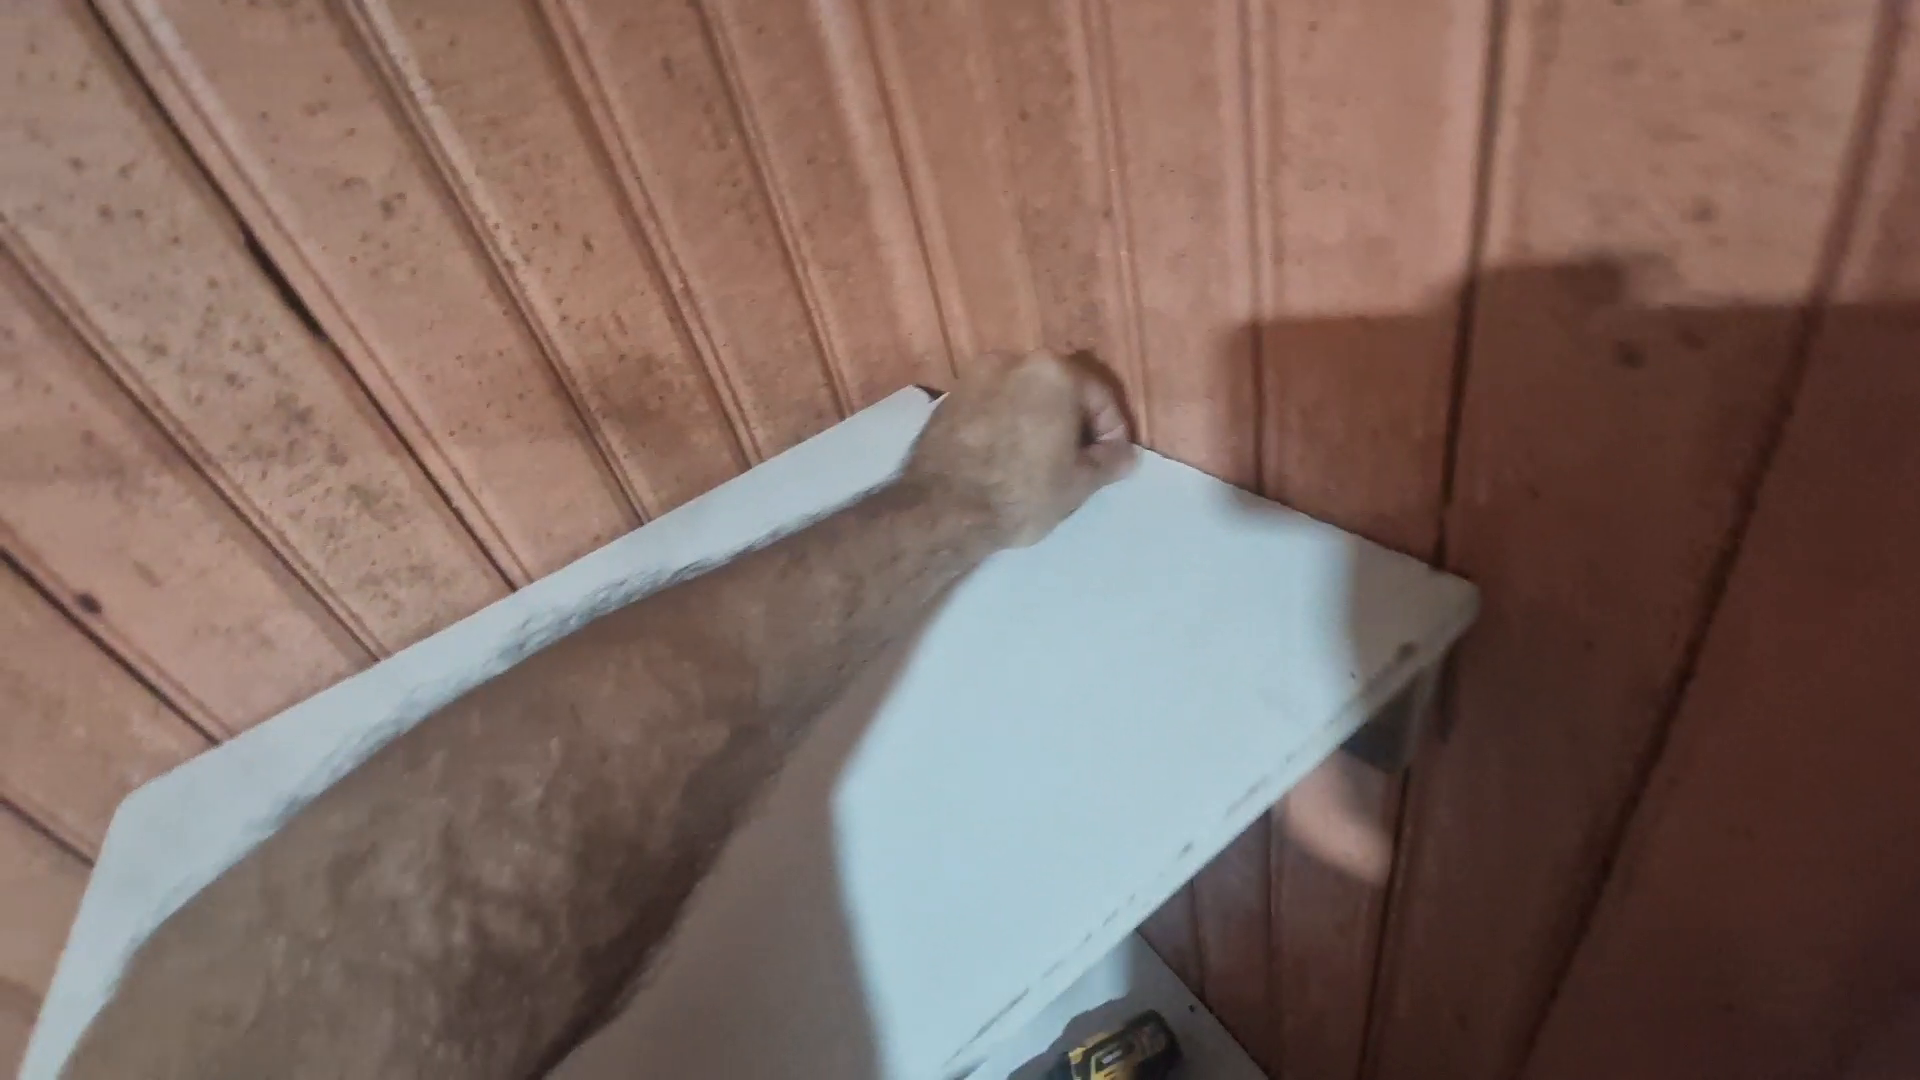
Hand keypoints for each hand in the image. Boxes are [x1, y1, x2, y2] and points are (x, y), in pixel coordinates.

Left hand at [905, 350, 1137, 547]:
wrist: (941, 511)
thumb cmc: (1020, 493)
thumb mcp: (1078, 484)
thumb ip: (1108, 462)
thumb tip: (1125, 455)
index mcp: (1052, 370)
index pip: (1099, 397)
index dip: (1113, 433)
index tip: (1112, 462)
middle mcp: (1011, 360)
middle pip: (1058, 390)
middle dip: (1074, 424)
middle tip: (1079, 463)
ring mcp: (973, 378)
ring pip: (1022, 397)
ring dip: (1038, 423)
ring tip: (1042, 463)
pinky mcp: (947, 400)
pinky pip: (992, 408)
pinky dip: (1006, 426)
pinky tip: (1007, 459)